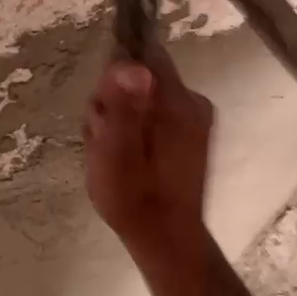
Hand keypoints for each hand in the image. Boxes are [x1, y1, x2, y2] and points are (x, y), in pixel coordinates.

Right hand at [84, 57, 214, 240]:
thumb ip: (123, 107)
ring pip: (137, 95)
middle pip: (136, 75)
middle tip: (104, 141)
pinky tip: (122, 156)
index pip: (140, 56)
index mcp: (178, 103)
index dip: (113, 79)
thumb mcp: (116, 152)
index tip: (106, 113)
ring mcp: (191, 117)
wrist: (165, 239)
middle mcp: (192, 102)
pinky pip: (147, 111)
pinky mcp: (186, 131)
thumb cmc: (134, 198)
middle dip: (111, 103)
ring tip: (111, 153)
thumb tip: (133, 66)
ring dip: (116, 118)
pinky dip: (129, 129)